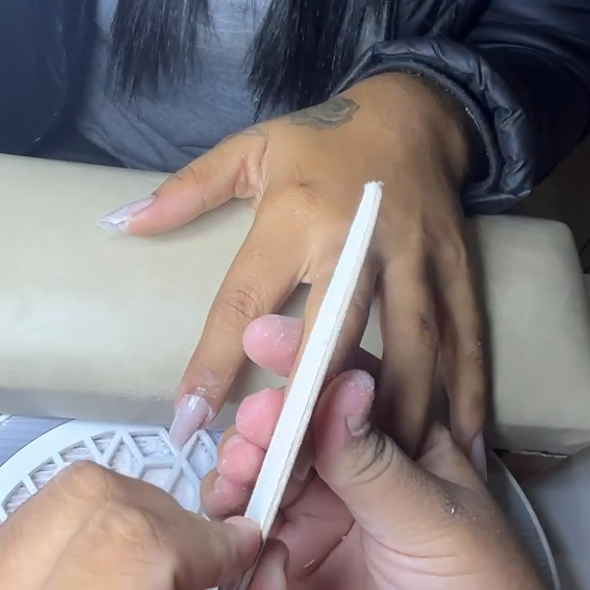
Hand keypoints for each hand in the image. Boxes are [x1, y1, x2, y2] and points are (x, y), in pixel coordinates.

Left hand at [0, 462, 310, 589]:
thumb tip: (272, 574)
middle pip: (86, 503)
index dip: (201, 537)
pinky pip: (26, 527)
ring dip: (130, 519)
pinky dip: (89, 534)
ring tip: (160, 585)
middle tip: (203, 573)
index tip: (239, 560)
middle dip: (169, 517)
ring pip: (54, 499)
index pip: (126, 554)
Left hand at [103, 72, 485, 456]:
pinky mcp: (458, 271)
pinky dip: (469, 394)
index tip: (188, 423)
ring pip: (409, 350)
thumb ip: (186, 191)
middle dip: (312, 410)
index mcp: (295, 218)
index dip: (214, 363)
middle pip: (333, 338)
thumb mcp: (250, 150)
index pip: (245, 301)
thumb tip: (120, 223)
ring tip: (378, 479)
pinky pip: (466, 338)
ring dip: (395, 419)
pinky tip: (466, 447)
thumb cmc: (322, 139)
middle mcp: (357, 244)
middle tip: (288, 475)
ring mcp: (416, 260)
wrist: (414, 110)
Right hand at [210, 317, 589, 589]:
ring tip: (235, 472)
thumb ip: (374, 463)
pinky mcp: (294, 566)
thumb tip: (340, 384)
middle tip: (253, 427)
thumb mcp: (432, 524)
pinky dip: (230, 515)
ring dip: (244, 462)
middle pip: (301, 424)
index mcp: (408, 446)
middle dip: (270, 417)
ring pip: (270, 470)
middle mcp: (360, 472)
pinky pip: (252, 528)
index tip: (266, 334)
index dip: (312, 354)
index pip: (354, 383)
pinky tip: (219, 513)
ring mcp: (324, 518)